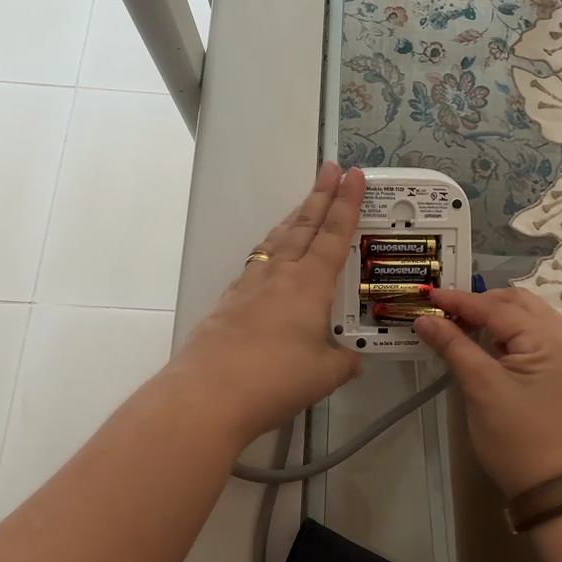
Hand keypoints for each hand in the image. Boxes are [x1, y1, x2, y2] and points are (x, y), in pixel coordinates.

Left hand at [169, 164, 365, 444]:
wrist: (208, 393)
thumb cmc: (275, 379)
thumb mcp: (323, 375)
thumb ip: (342, 363)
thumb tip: (353, 360)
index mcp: (310, 284)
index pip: (334, 234)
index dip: (347, 203)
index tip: (353, 174)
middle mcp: (280, 275)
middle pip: (304, 226)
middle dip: (320, 195)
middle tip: (330, 168)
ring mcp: (250, 285)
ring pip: (277, 240)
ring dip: (294, 218)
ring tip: (305, 204)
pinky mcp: (229, 302)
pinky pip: (257, 263)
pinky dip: (270, 250)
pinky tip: (270, 259)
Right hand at [414, 288, 561, 496]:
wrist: (555, 489)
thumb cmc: (516, 437)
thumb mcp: (480, 388)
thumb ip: (453, 346)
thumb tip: (425, 319)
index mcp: (547, 340)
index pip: (497, 308)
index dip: (460, 301)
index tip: (429, 297)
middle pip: (518, 303)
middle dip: (481, 301)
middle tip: (448, 311)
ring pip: (529, 316)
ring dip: (497, 312)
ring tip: (465, 323)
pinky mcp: (561, 373)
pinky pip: (535, 334)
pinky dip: (510, 329)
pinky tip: (490, 340)